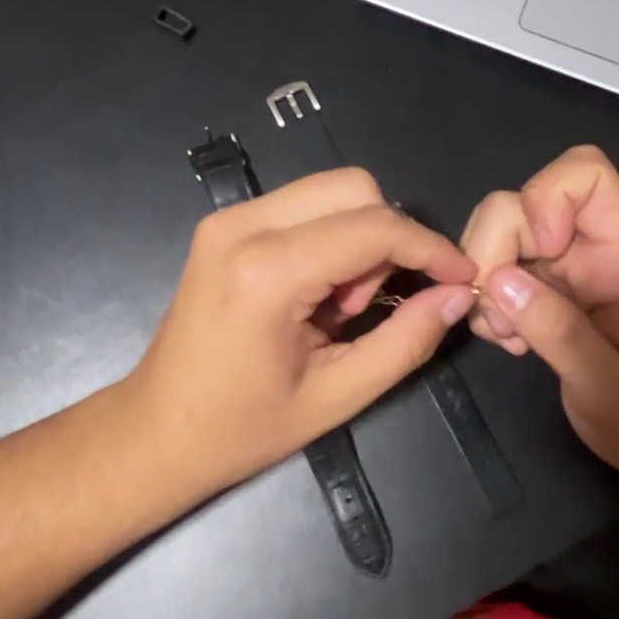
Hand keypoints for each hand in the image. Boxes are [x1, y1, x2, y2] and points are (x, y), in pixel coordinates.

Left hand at [127, 168, 477, 492]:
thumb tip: (459, 295)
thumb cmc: (242, 427)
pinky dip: (329, 236)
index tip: (462, 276)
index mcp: (268, 270)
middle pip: (354, 188)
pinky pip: (302, 206)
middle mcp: (244, 225)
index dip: (430, 247)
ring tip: (339, 307)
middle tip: (371, 304)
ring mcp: (228, 218)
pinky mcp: (224, 224)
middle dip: (388, 238)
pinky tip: (316, 292)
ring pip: (330, 190)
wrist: (156, 431)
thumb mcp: (338, 395)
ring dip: (358, 237)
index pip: (374, 227)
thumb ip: (407, 340)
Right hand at [460, 147, 618, 491]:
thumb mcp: (616, 392)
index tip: (537, 255)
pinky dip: (486, 303)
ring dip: (483, 280)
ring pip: (501, 237)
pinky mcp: (543, 299)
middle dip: (492, 248)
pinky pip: (496, 275)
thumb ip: (561, 334)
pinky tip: (508, 342)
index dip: (546, 195)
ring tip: (504, 335)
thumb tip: (498, 279)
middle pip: (523, 202)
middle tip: (497, 314)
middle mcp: (589, 253)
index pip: (587, 174)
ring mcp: (563, 275)